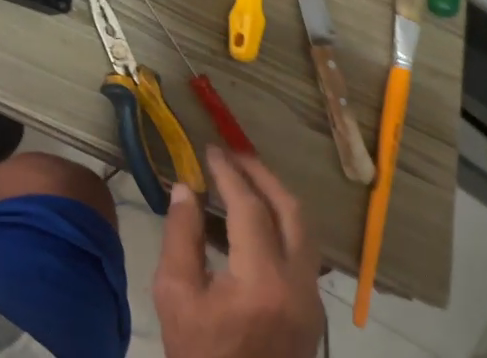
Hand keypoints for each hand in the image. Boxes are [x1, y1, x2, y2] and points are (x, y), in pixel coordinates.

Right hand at [154, 147, 325, 357]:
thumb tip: (186, 188)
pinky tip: (250, 219)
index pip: (250, 209)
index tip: (209, 149)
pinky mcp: (311, 311)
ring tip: (243, 178)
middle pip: (293, 214)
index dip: (229, 174)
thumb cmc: (197, 351)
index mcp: (262, 281)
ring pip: (305, 233)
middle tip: (232, 154)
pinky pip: (302, 253)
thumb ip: (181, 235)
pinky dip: (279, 224)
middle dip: (263, 176)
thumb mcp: (174, 292)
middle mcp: (299, 286)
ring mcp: (312, 301)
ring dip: (275, 198)